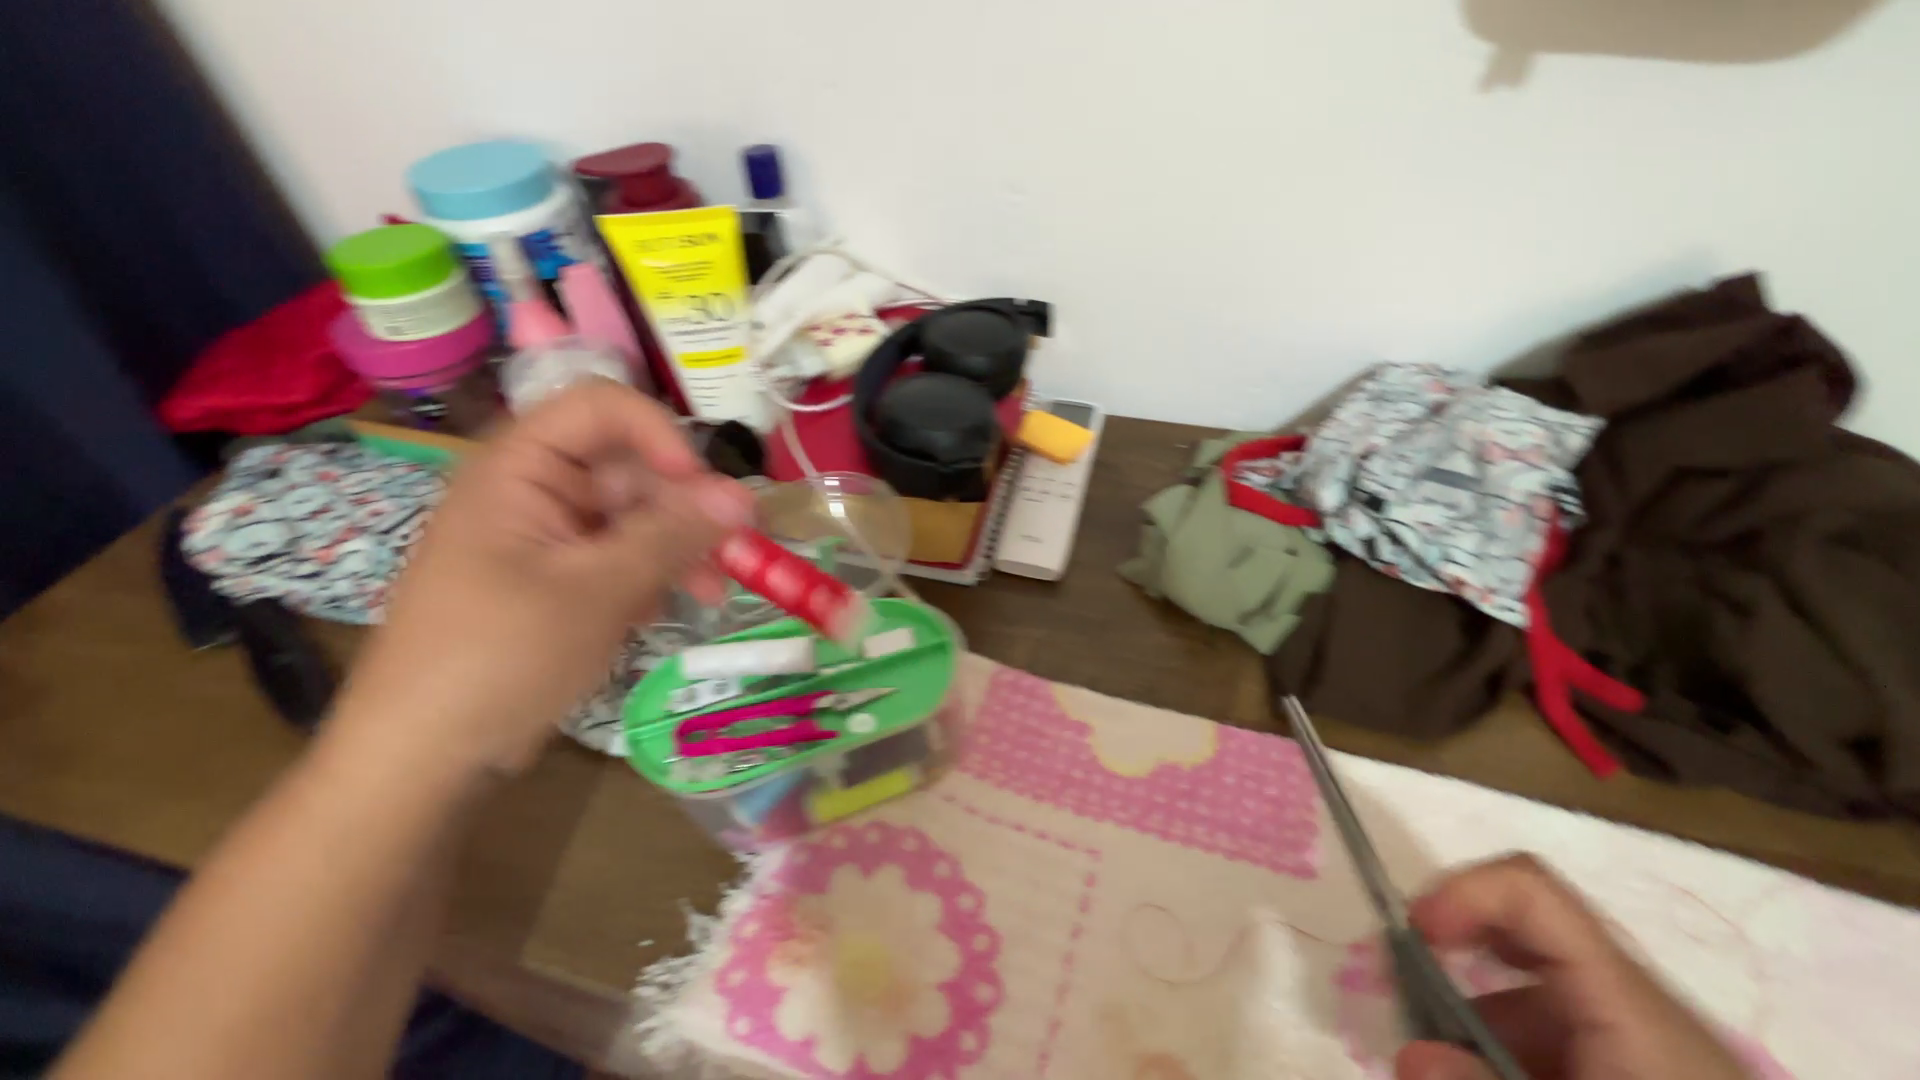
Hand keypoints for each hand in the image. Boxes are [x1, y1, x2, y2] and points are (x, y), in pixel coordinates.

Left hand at [328, 380, 752, 777]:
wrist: (423, 756)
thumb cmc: (500, 658)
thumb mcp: (597, 591)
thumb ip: (673, 536)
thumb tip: (744, 495)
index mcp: (519, 469)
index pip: (600, 408)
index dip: (660, 435)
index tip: (705, 490)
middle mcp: (530, 491)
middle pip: (626, 468)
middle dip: (683, 509)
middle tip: (733, 558)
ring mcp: (541, 539)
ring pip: (629, 519)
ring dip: (675, 550)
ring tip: (711, 597)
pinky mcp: (552, 582)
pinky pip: (615, 559)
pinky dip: (648, 579)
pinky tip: (662, 615)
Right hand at [1396, 855, 1749, 1079]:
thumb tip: (1407, 1056)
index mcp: (1626, 1002)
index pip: (1531, 891)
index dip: (1460, 892)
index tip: (1410, 936)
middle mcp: (1627, 1000)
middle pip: (1514, 933)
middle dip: (1445, 961)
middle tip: (1402, 1007)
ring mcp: (1628, 1034)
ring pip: (1520, 993)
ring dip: (1463, 1021)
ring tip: (1436, 1065)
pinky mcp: (1625, 1064)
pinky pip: (1543, 1031)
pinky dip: (1495, 1048)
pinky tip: (1476, 1074)